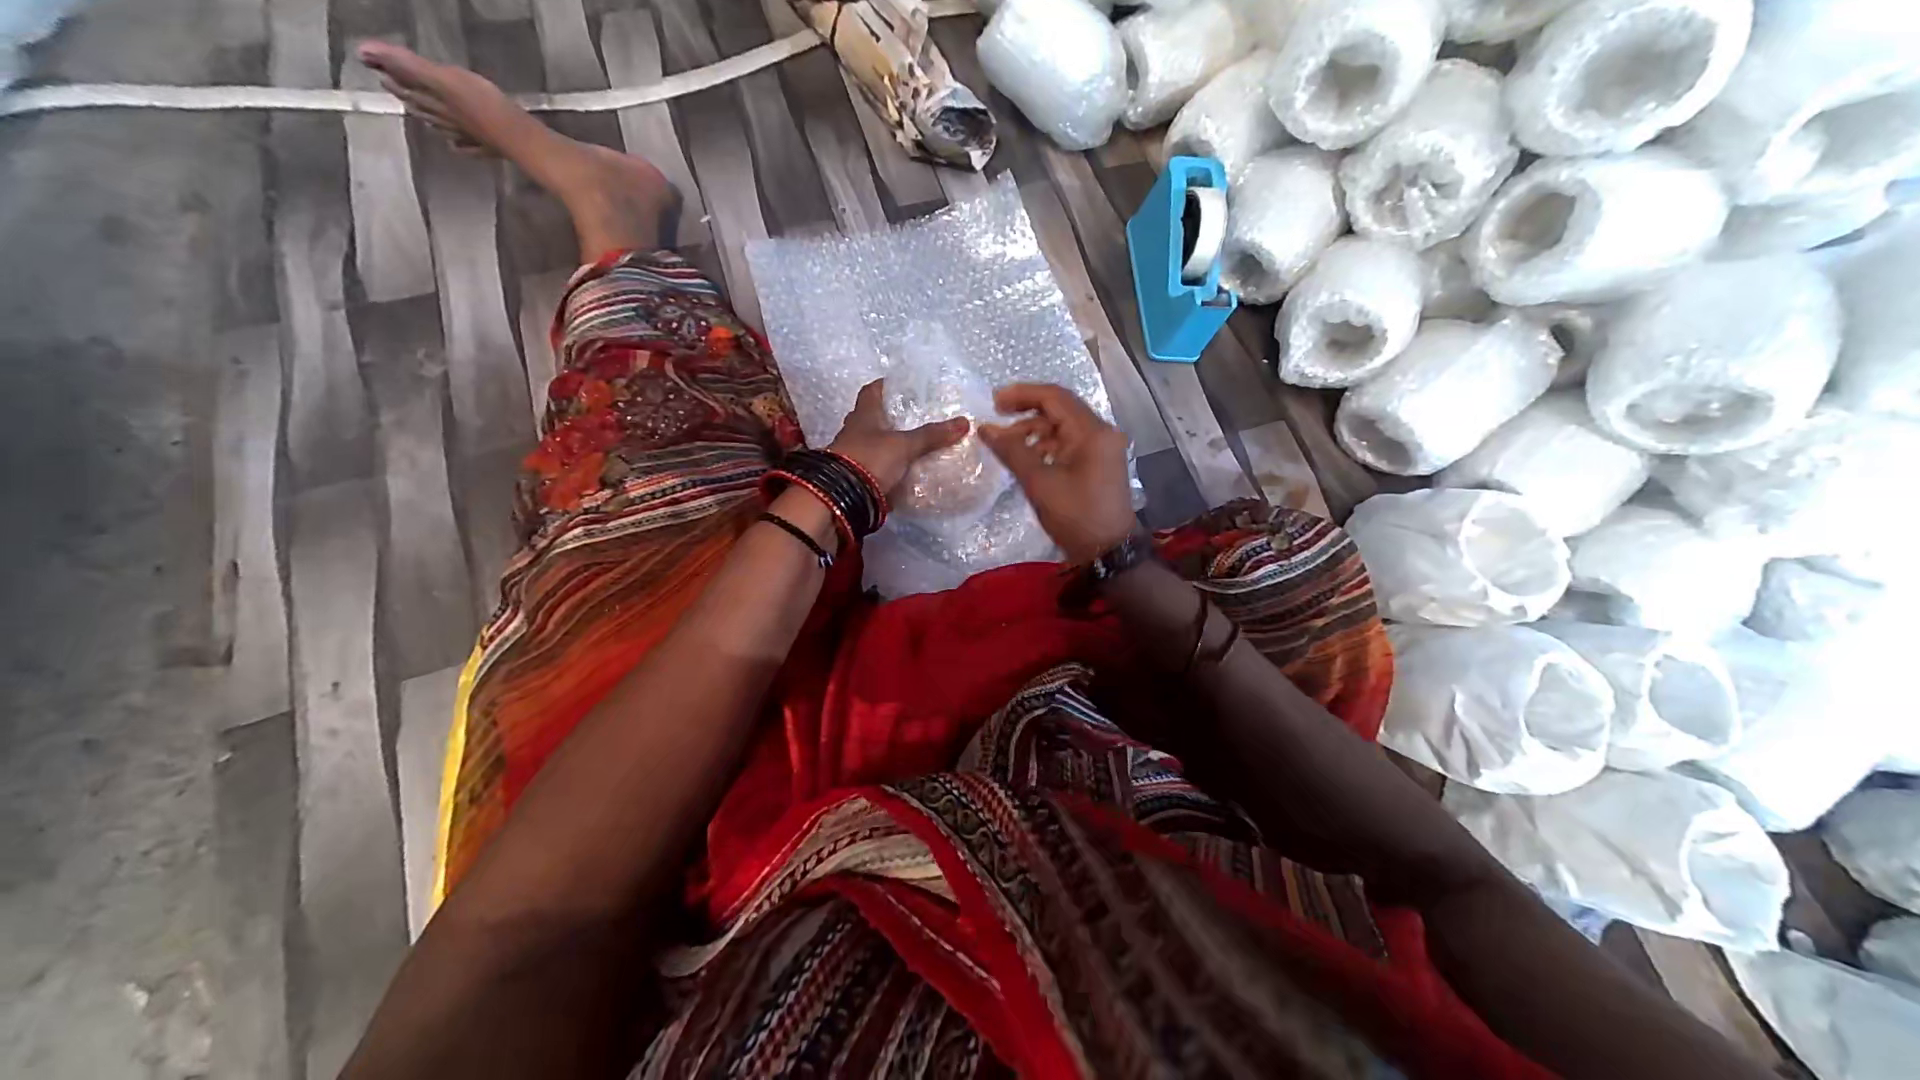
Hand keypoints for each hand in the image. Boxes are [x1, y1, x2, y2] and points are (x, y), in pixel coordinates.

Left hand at [826, 378, 970, 493]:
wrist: (841, 498)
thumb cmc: (871, 459)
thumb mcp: (905, 446)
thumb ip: (931, 436)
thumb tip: (964, 422)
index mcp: (863, 416)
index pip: (871, 391)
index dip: (884, 386)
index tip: (899, 384)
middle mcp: (852, 431)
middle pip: (869, 418)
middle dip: (888, 417)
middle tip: (910, 417)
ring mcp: (849, 455)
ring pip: (869, 443)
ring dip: (885, 443)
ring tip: (909, 445)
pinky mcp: (853, 476)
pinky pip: (871, 466)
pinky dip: (884, 467)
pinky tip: (900, 471)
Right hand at [978, 383, 1136, 562]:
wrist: (1108, 551)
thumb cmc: (1075, 516)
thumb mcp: (1039, 483)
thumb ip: (1012, 450)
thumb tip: (985, 428)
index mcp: (1092, 432)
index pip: (1055, 397)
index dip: (1022, 394)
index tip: (994, 402)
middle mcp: (1101, 432)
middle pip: (1060, 409)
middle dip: (1026, 412)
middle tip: (996, 420)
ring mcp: (1102, 448)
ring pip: (1062, 426)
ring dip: (1034, 430)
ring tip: (1007, 445)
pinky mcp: (1098, 462)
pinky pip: (1069, 442)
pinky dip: (1046, 445)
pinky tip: (1026, 457)